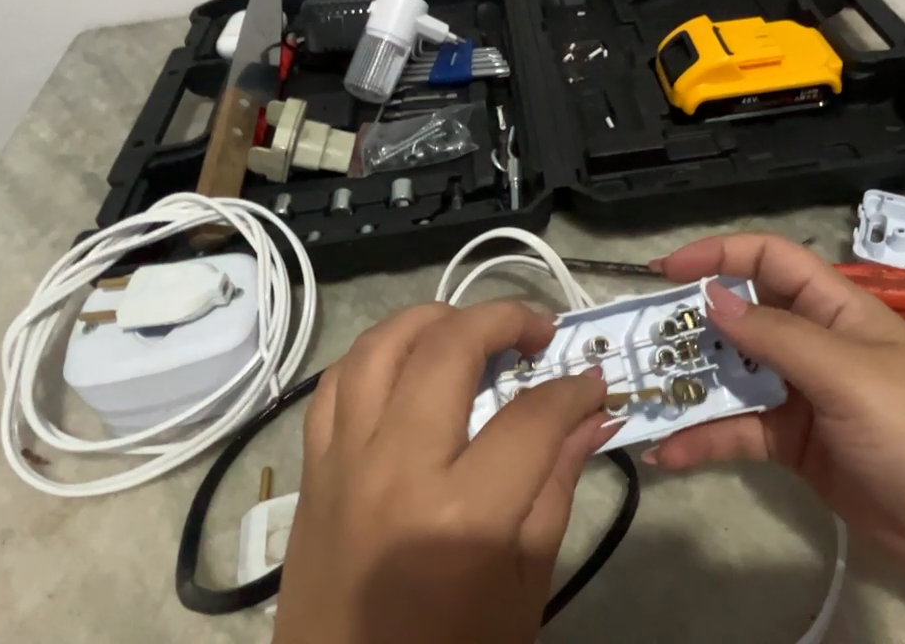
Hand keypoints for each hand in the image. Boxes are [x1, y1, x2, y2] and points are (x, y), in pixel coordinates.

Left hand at [273, 300, 610, 643]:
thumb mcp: (524, 585)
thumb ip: (556, 486)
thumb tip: (592, 415)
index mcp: (462, 514)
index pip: (532, 417)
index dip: (574, 390)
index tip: (593, 382)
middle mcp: (397, 470)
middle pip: (449, 349)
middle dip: (504, 319)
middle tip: (538, 330)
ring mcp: (344, 464)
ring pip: (381, 346)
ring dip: (433, 319)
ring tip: (471, 328)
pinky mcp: (312, 470)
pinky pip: (336, 384)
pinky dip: (375, 356)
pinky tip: (406, 364)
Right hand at [644, 234, 904, 581]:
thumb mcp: (848, 375)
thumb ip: (778, 335)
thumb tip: (710, 297)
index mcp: (834, 308)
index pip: (768, 259)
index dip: (718, 255)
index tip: (664, 271)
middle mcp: (813, 343)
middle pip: (741, 317)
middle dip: (691, 324)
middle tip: (637, 342)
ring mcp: (803, 395)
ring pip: (734, 376)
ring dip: (690, 385)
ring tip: (641, 399)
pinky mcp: (796, 444)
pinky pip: (740, 432)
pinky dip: (706, 440)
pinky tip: (671, 454)